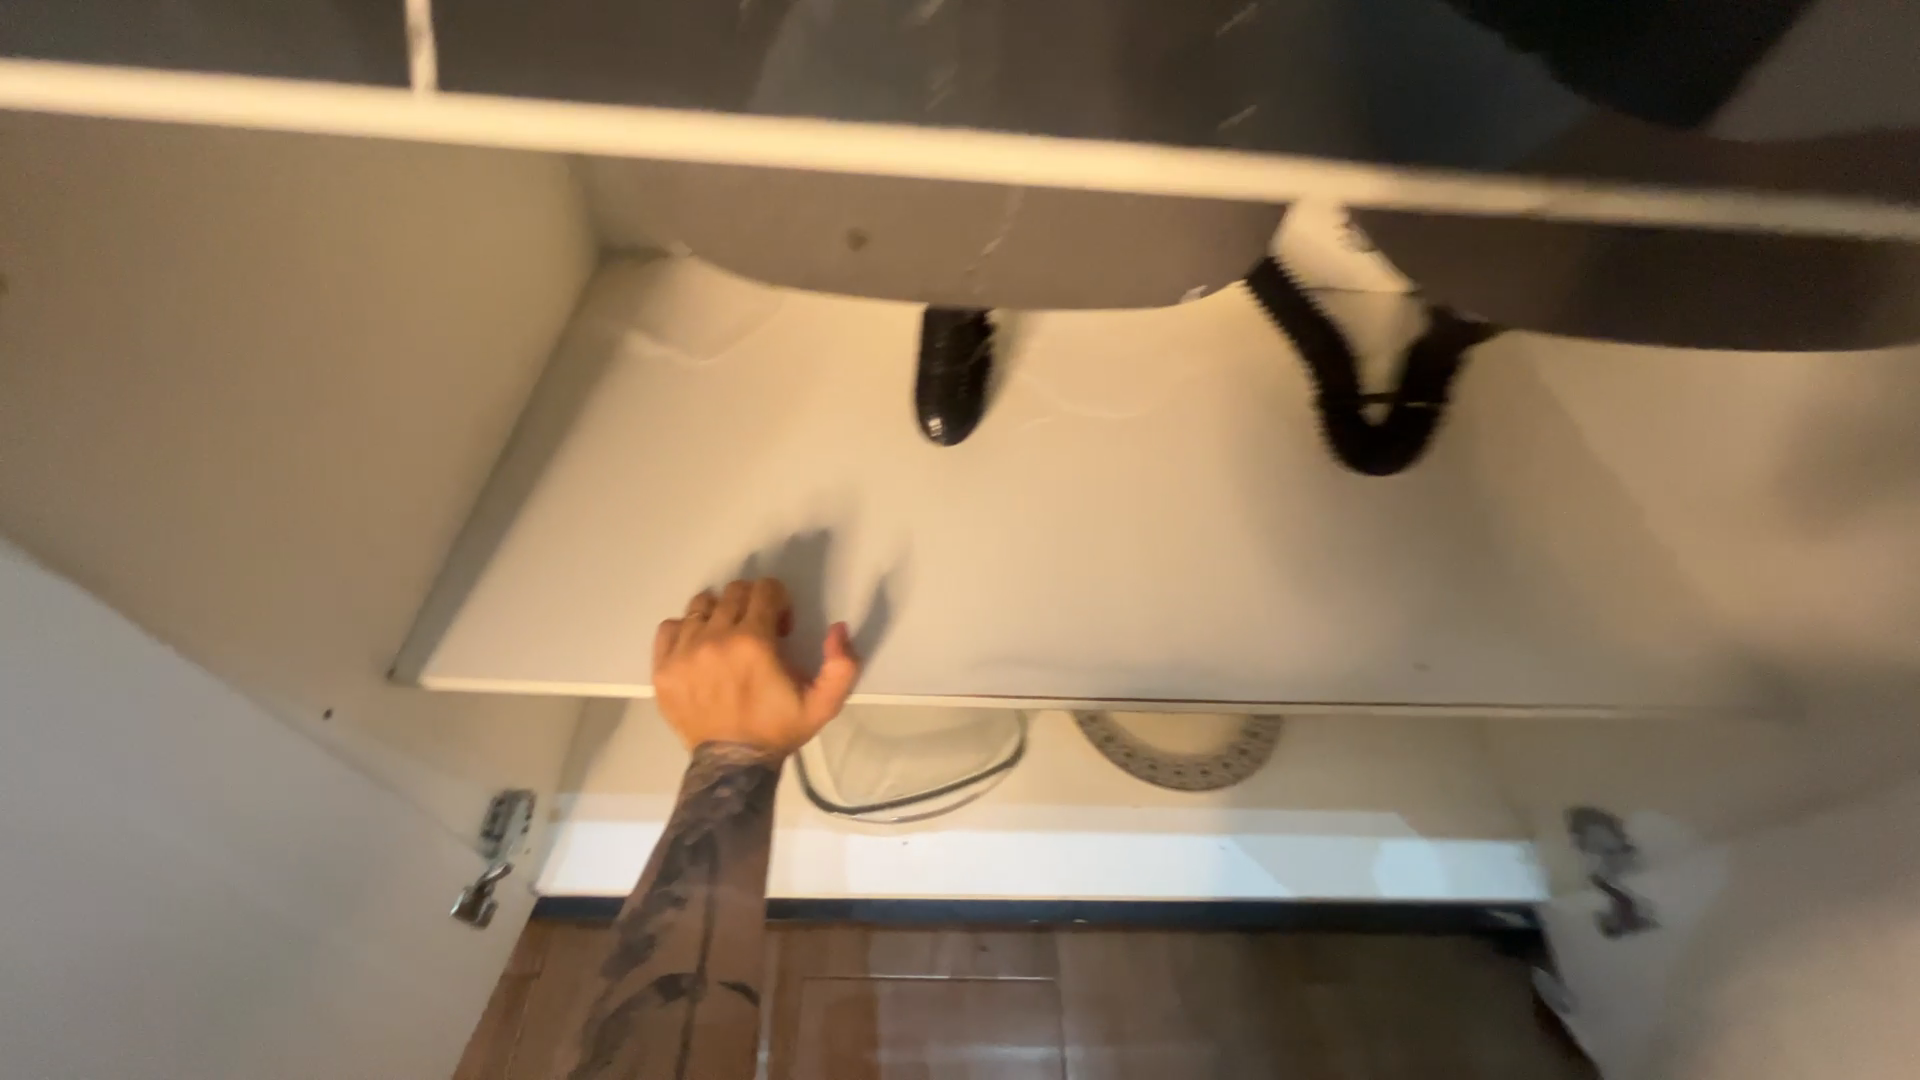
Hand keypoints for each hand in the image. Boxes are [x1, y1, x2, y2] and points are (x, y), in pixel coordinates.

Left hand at [652, 578, 859, 756]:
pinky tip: (700, 648)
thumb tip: (837, 628)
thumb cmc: (778, 729)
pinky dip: (686, 631)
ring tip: (727, 640)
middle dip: (752, 604)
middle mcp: (715, 638)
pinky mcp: (662, 668)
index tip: (781, 628)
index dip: (779, 602)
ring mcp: (684, 652)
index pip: (765, 589)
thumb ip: (842, 665)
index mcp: (754, 641)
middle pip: (733, 592)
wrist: (733, 765)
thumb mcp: (824, 703)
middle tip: (758, 634)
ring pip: (701, 605)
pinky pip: (670, 627)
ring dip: (719, 614)